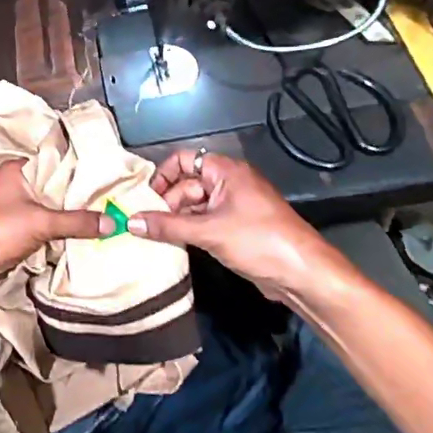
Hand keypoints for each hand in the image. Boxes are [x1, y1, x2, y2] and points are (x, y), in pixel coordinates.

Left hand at [0, 160, 114, 301]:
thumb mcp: (40, 222)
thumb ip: (77, 221)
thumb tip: (112, 223)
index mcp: (16, 170)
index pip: (56, 162)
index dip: (82, 171)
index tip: (110, 179)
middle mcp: (13, 184)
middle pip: (55, 188)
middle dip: (79, 199)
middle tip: (112, 202)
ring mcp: (12, 209)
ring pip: (50, 210)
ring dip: (70, 218)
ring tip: (104, 219)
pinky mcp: (12, 232)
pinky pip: (43, 228)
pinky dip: (59, 233)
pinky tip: (82, 236)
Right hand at [126, 149, 336, 303]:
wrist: (301, 272)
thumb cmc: (258, 240)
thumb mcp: (208, 232)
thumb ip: (167, 226)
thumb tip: (131, 222)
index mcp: (226, 172)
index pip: (185, 160)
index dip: (163, 175)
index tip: (144, 198)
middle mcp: (228, 184)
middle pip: (186, 184)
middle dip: (166, 203)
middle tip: (145, 225)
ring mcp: (232, 207)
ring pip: (193, 206)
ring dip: (175, 220)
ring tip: (152, 237)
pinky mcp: (235, 228)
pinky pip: (204, 222)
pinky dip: (188, 231)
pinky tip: (171, 245)